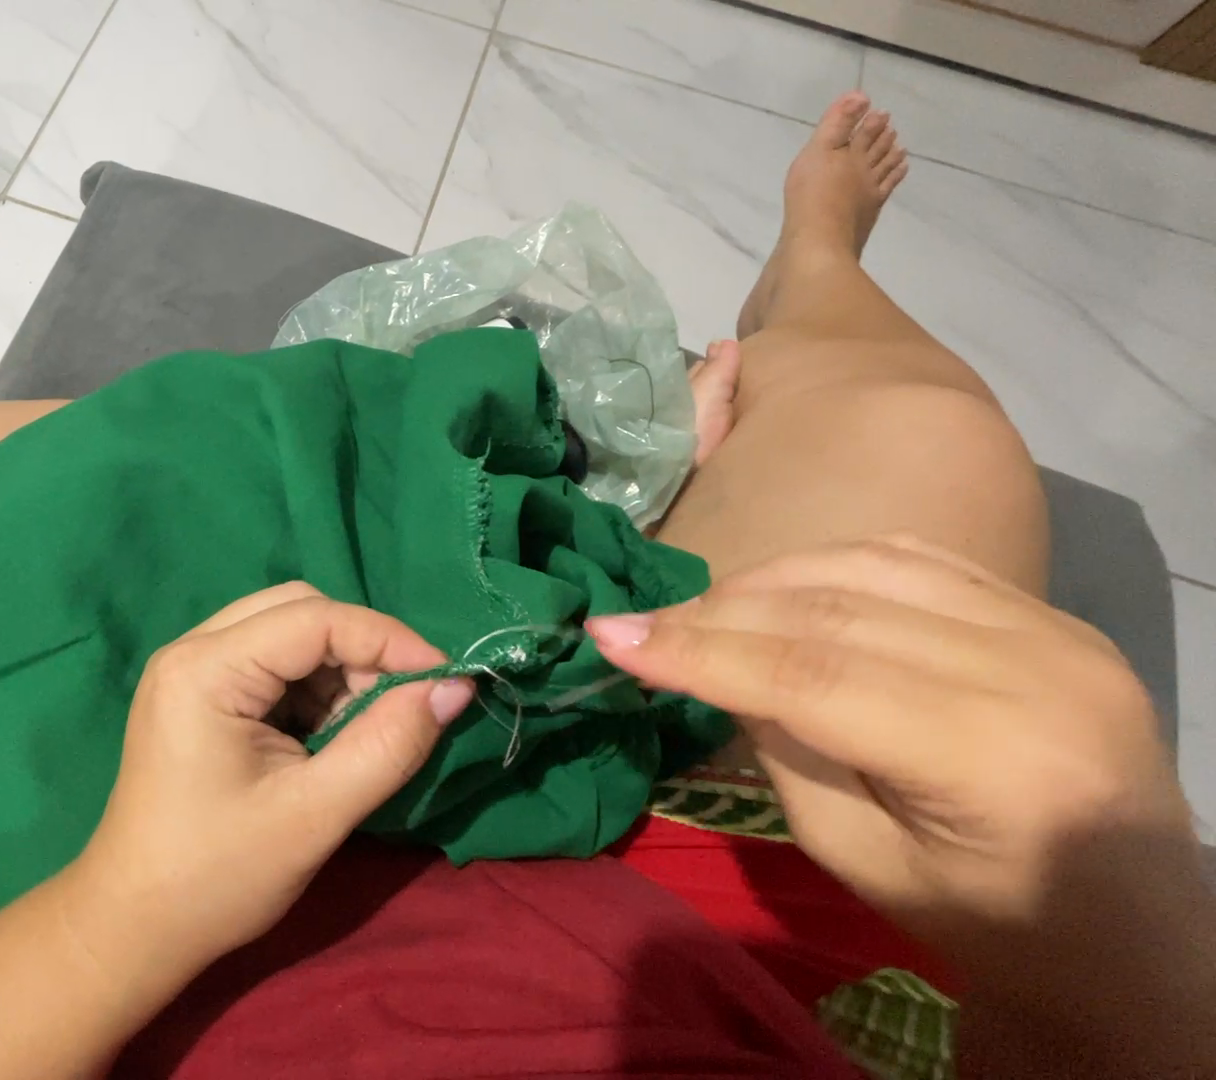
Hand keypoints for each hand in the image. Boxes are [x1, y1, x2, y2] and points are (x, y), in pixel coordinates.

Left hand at [63, 583, 473, 984]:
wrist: (135, 926)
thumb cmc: (217, 876)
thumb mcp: (314, 814)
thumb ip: (389, 745)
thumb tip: (455, 688)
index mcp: (205, 669)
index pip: (313, 618)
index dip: (387, 640)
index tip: (445, 679)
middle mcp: (192, 651)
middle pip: (298, 611)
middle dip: (361, 650)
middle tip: (403, 705)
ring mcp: (192, 671)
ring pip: (288, 634)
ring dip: (339, 670)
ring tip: (365, 731)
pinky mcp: (201, 695)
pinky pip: (273, 665)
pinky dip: (314, 690)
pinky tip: (330, 736)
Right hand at [584, 535, 1198, 955]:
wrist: (1134, 930)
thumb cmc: (981, 916)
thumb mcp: (854, 851)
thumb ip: (782, 748)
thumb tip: (716, 666)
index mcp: (994, 760)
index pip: (809, 676)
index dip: (697, 651)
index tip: (610, 636)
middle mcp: (1037, 673)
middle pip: (828, 611)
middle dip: (709, 614)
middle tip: (632, 625)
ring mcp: (1053, 630)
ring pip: (860, 566)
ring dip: (756, 583)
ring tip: (696, 613)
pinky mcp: (1047, 613)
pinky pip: (908, 557)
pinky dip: (820, 565)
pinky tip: (775, 590)